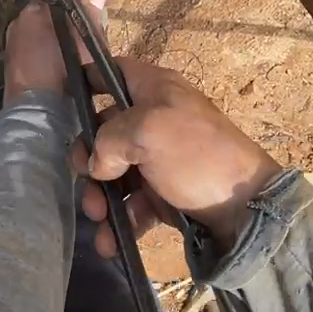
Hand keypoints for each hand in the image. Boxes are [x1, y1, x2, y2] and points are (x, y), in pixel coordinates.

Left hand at [2, 0, 105, 97]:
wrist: (37, 113)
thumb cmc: (63, 74)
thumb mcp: (85, 41)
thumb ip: (90, 13)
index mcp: (36, 9)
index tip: (104, 1)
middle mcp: (21, 20)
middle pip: (55, 6)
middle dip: (77, 11)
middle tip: (98, 24)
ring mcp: (15, 40)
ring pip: (48, 24)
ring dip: (66, 28)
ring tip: (85, 43)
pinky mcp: (15, 59)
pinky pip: (38, 42)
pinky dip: (53, 44)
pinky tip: (67, 58)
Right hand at [80, 59, 283, 255]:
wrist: (249, 210)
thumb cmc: (197, 154)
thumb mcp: (149, 131)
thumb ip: (110, 139)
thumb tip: (99, 166)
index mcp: (154, 89)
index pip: (112, 70)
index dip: (87, 78)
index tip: (63, 99)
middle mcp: (154, 119)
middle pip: (105, 129)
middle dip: (88, 156)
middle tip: (84, 177)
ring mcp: (159, 159)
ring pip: (114, 171)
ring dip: (99, 195)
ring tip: (97, 217)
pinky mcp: (165, 195)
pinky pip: (132, 204)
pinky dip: (119, 221)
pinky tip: (109, 241)